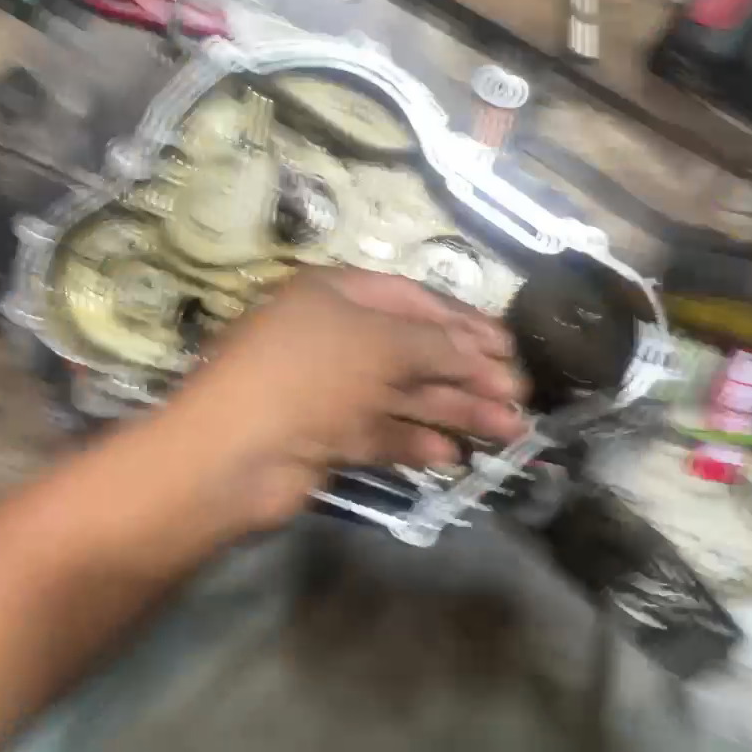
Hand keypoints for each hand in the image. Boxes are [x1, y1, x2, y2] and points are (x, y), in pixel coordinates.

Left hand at [157, 269, 527, 527]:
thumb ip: (437, 344)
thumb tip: (481, 351)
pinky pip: (380, 433)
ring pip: (403, 395)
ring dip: (455, 409)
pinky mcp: (324, 438)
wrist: (232, 455)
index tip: (509, 347)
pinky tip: (451, 455)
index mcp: (336, 295)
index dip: (464, 322)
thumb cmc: (309, 376)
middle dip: (468, 371)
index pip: (413, 299)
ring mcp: (328, 390)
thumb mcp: (381, 344)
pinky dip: (415, 442)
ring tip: (509, 431)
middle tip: (519, 396)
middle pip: (413, 350)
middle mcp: (333, 337)